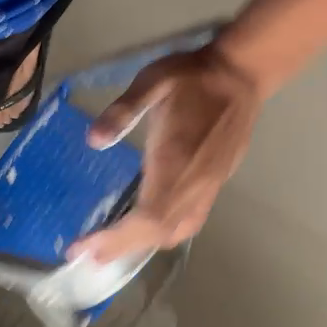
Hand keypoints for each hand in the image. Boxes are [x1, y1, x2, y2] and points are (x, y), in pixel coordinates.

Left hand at [69, 43, 263, 262]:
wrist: (241, 74)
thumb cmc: (192, 77)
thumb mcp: (151, 82)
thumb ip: (122, 111)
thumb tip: (94, 140)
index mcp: (175, 161)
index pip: (147, 217)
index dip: (117, 238)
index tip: (85, 247)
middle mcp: (194, 183)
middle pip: (160, 233)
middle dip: (123, 248)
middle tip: (87, 252)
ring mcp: (208, 186)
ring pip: (178, 231)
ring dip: (144, 244)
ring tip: (110, 245)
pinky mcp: (215, 183)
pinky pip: (189, 221)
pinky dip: (162, 233)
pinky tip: (143, 227)